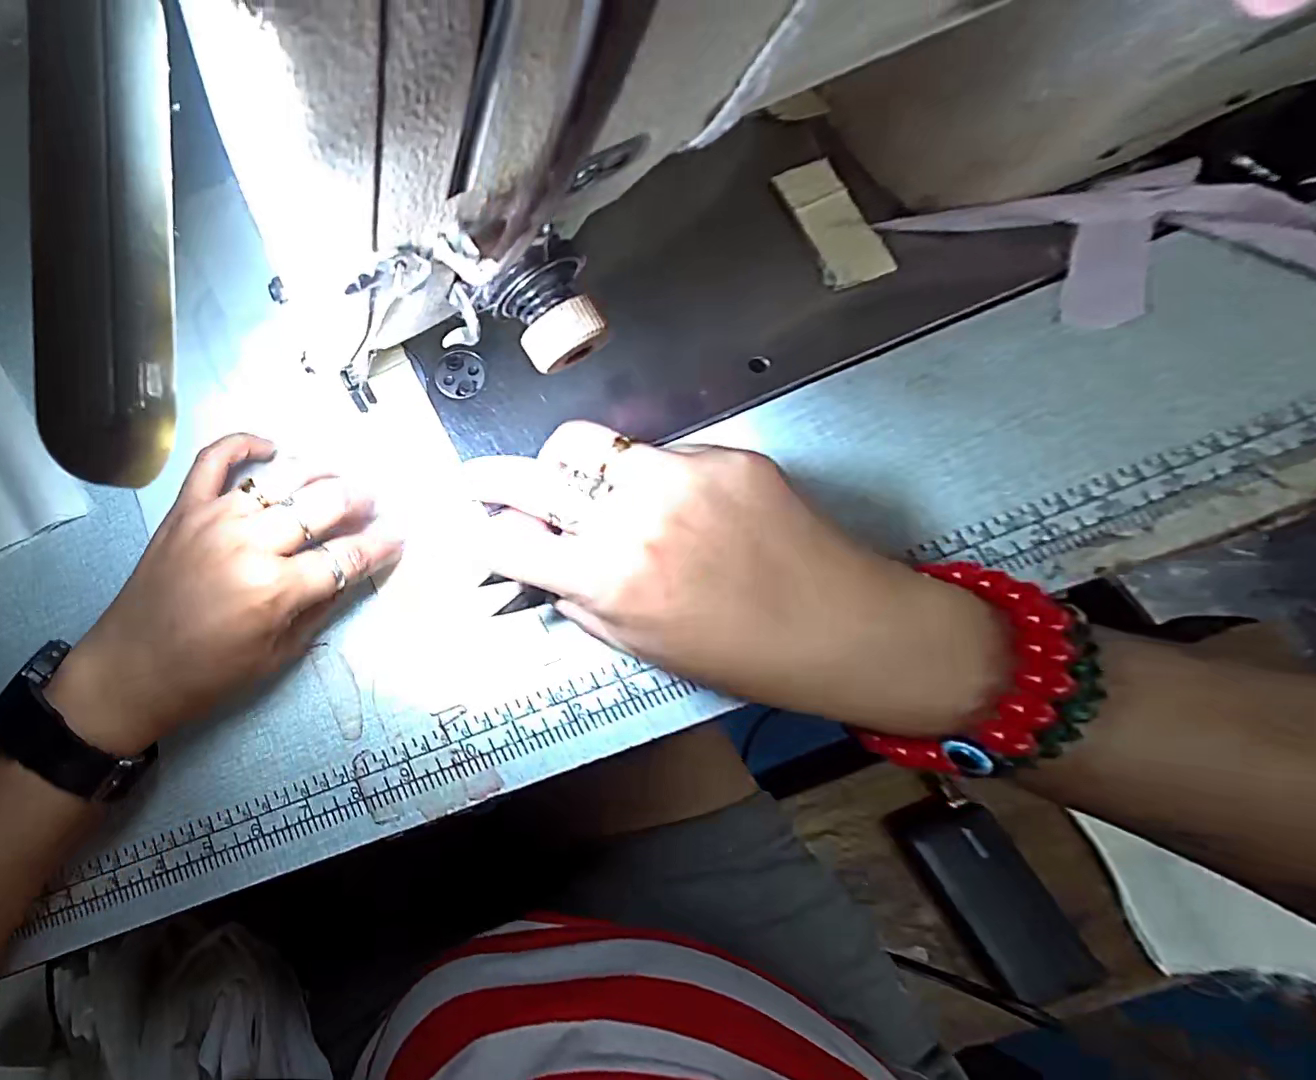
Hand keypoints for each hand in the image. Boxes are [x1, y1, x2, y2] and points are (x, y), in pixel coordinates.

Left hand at [46, 434, 402, 755]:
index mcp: (276, 589)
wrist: (131, 670)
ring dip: (318, 471)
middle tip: (371, 502)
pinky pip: (214, 460)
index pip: (345, 556)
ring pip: (280, 477)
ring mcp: (214, 519)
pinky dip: (243, 443)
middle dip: (357, 501)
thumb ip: (321, 608)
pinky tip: (270, 447)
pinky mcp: (184, 508)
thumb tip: (354, 571)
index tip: (398, 536)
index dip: (379, 545)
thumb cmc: (209, 675)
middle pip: (321, 506)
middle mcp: (250, 544)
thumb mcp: (278, 656)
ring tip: (335, 476)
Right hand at [464, 421, 1008, 735]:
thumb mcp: (636, 641)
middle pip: (532, 477)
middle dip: (489, 478)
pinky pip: (658, 452)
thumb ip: (576, 596)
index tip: (474, 526)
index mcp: (609, 581)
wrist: (842, 626)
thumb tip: (535, 558)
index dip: (483, 535)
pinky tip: (681, 503)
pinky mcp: (724, 454)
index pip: (510, 543)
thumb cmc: (732, 653)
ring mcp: (680, 478)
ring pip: (590, 445)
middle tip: (474, 478)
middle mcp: (634, 522)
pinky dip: (648, 475)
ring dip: (570, 467)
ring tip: (585, 487)